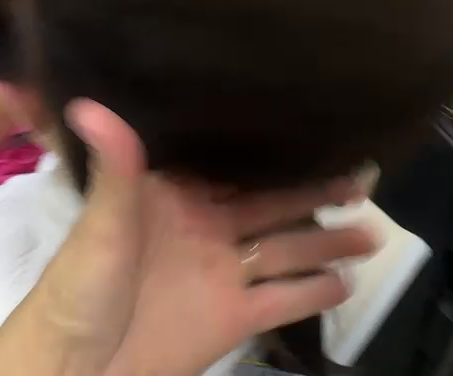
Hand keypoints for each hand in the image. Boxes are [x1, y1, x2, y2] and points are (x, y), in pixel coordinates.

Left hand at [0, 101, 375, 375]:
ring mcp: (221, 273)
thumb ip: (113, 165)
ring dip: (326, 242)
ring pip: (285, 250)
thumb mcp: (102, 219)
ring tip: (373, 231)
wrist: (79, 363)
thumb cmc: (82, 281)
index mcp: (176, 194)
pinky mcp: (231, 319)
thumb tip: (89, 103)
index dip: (272, 151)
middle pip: (271, 204)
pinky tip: (347, 283)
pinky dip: (313, 293)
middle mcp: (205, 226)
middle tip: (362, 178)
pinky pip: (280, 302)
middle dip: (314, 192)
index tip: (313, 132)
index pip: (233, 165)